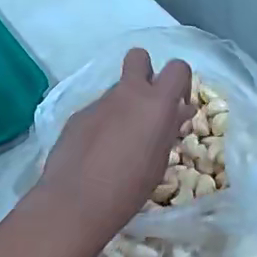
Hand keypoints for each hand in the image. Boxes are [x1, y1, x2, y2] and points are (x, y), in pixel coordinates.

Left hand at [32, 49, 192, 248]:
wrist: (76, 200)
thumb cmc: (130, 187)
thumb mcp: (160, 159)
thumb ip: (168, 128)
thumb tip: (177, 111)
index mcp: (155, 103)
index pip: (177, 67)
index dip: (180, 82)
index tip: (177, 106)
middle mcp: (126, 93)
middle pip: (139, 56)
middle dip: (145, 72)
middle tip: (147, 106)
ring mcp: (98, 103)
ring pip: (116, 91)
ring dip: (123, 107)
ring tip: (119, 145)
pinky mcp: (77, 116)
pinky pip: (97, 112)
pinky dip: (101, 125)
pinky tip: (96, 154)